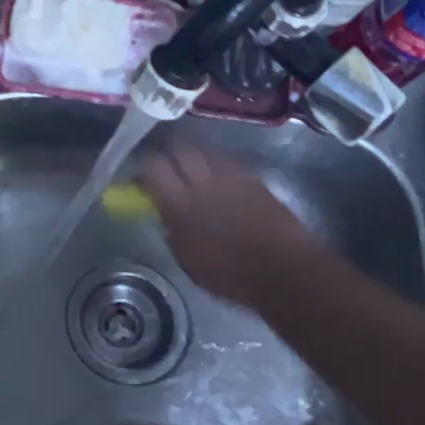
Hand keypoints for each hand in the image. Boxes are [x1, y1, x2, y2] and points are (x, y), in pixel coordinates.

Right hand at [138, 146, 323, 301]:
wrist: (283, 270)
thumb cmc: (229, 275)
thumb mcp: (186, 259)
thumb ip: (172, 231)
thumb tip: (166, 215)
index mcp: (180, 203)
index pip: (153, 167)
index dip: (143, 169)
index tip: (141, 180)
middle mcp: (203, 181)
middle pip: (179, 149)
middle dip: (169, 155)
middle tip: (166, 169)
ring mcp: (231, 176)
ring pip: (205, 150)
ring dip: (194, 157)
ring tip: (192, 171)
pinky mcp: (253, 178)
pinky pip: (227, 162)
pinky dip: (216, 165)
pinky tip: (217, 180)